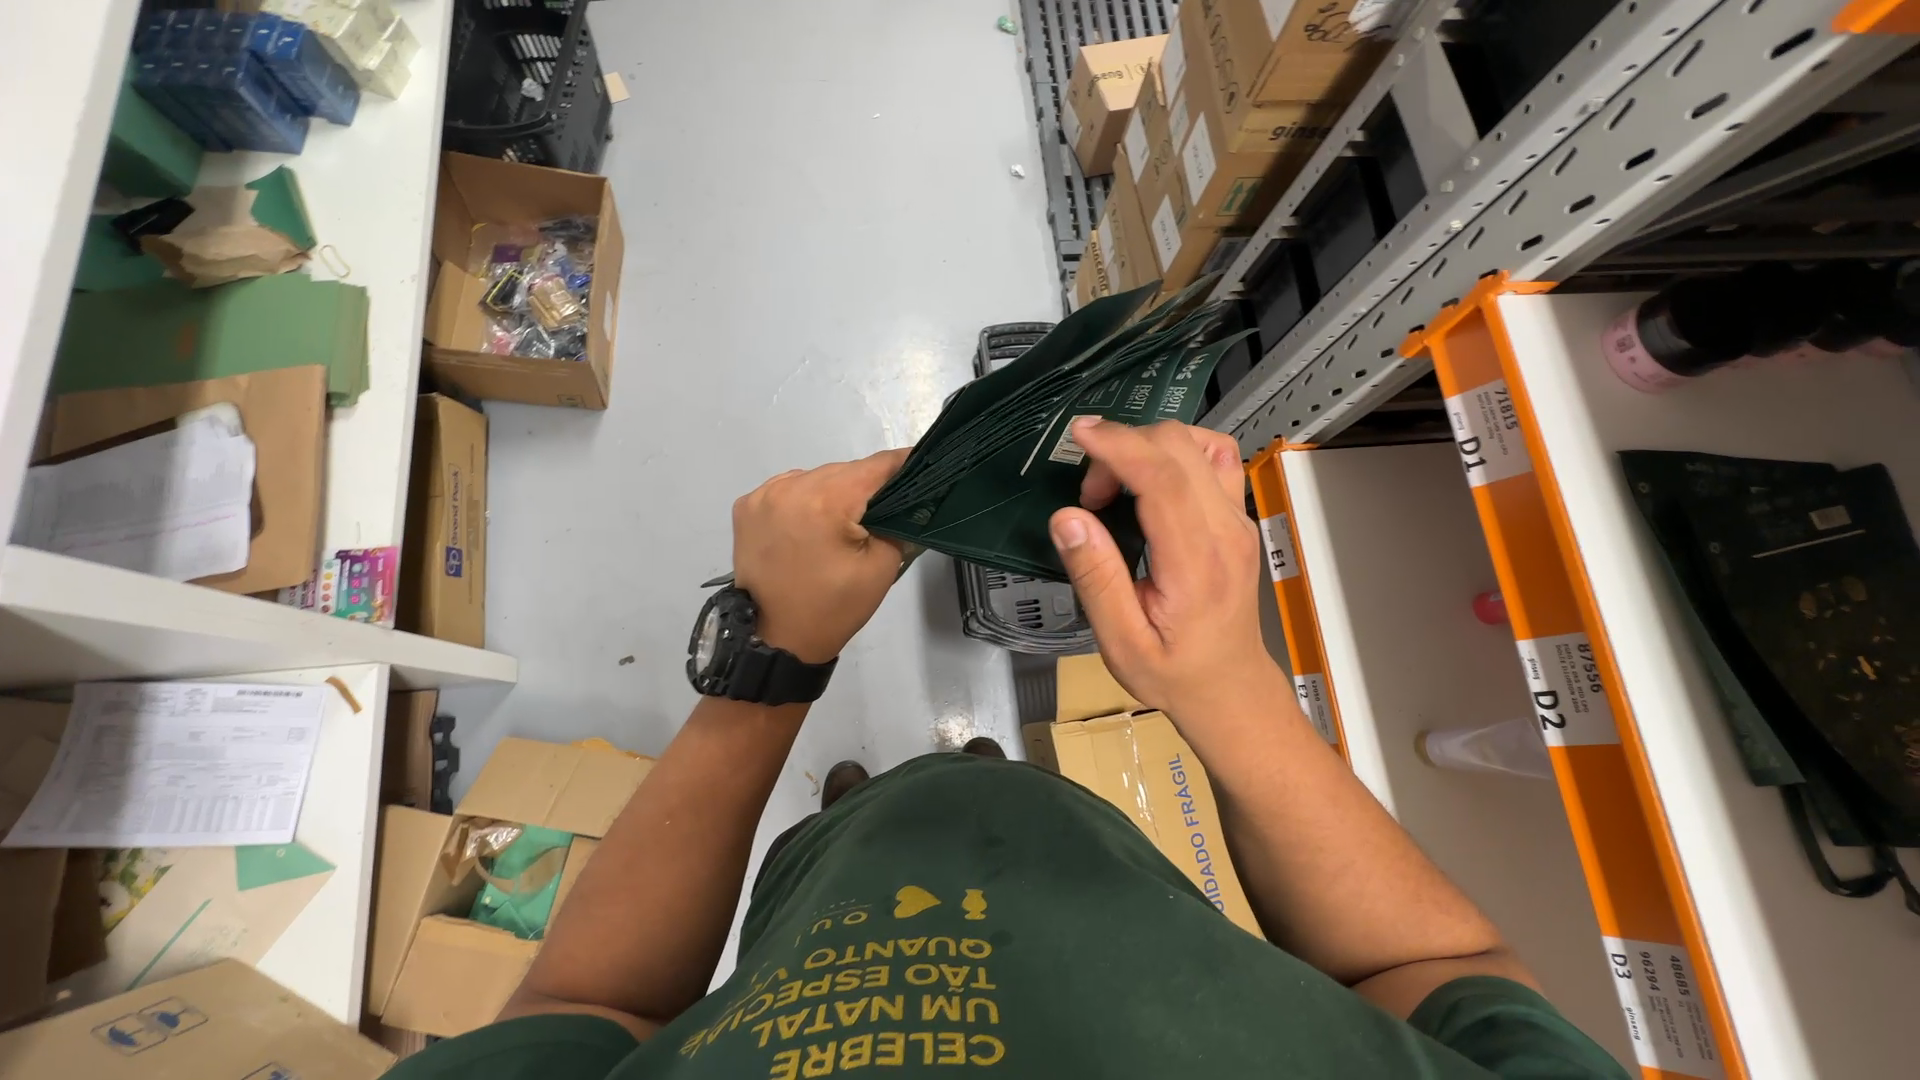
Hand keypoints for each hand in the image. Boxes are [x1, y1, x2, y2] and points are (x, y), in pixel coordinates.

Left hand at [732, 448, 910, 663]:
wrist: (777, 638)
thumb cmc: (834, 607)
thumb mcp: (881, 566)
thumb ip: (899, 522)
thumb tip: (906, 498)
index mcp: (825, 501)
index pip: (876, 466)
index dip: (903, 464)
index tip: (923, 465)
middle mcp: (790, 487)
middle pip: (844, 470)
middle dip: (866, 486)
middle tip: (884, 510)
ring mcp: (763, 495)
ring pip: (816, 477)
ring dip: (834, 492)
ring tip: (842, 524)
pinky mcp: (747, 506)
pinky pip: (789, 489)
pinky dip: (805, 500)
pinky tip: (810, 526)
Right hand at [1049, 419, 1282, 719]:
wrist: (1229, 688)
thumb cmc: (1173, 673)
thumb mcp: (1121, 642)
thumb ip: (1096, 578)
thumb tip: (1067, 519)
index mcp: (1195, 563)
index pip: (1163, 479)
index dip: (1119, 447)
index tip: (1080, 435)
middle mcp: (1225, 531)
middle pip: (1179, 448)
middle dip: (1122, 450)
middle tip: (1091, 497)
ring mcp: (1237, 520)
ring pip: (1200, 443)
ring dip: (1148, 447)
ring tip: (1118, 486)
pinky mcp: (1237, 518)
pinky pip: (1215, 458)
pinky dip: (1178, 451)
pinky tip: (1152, 478)